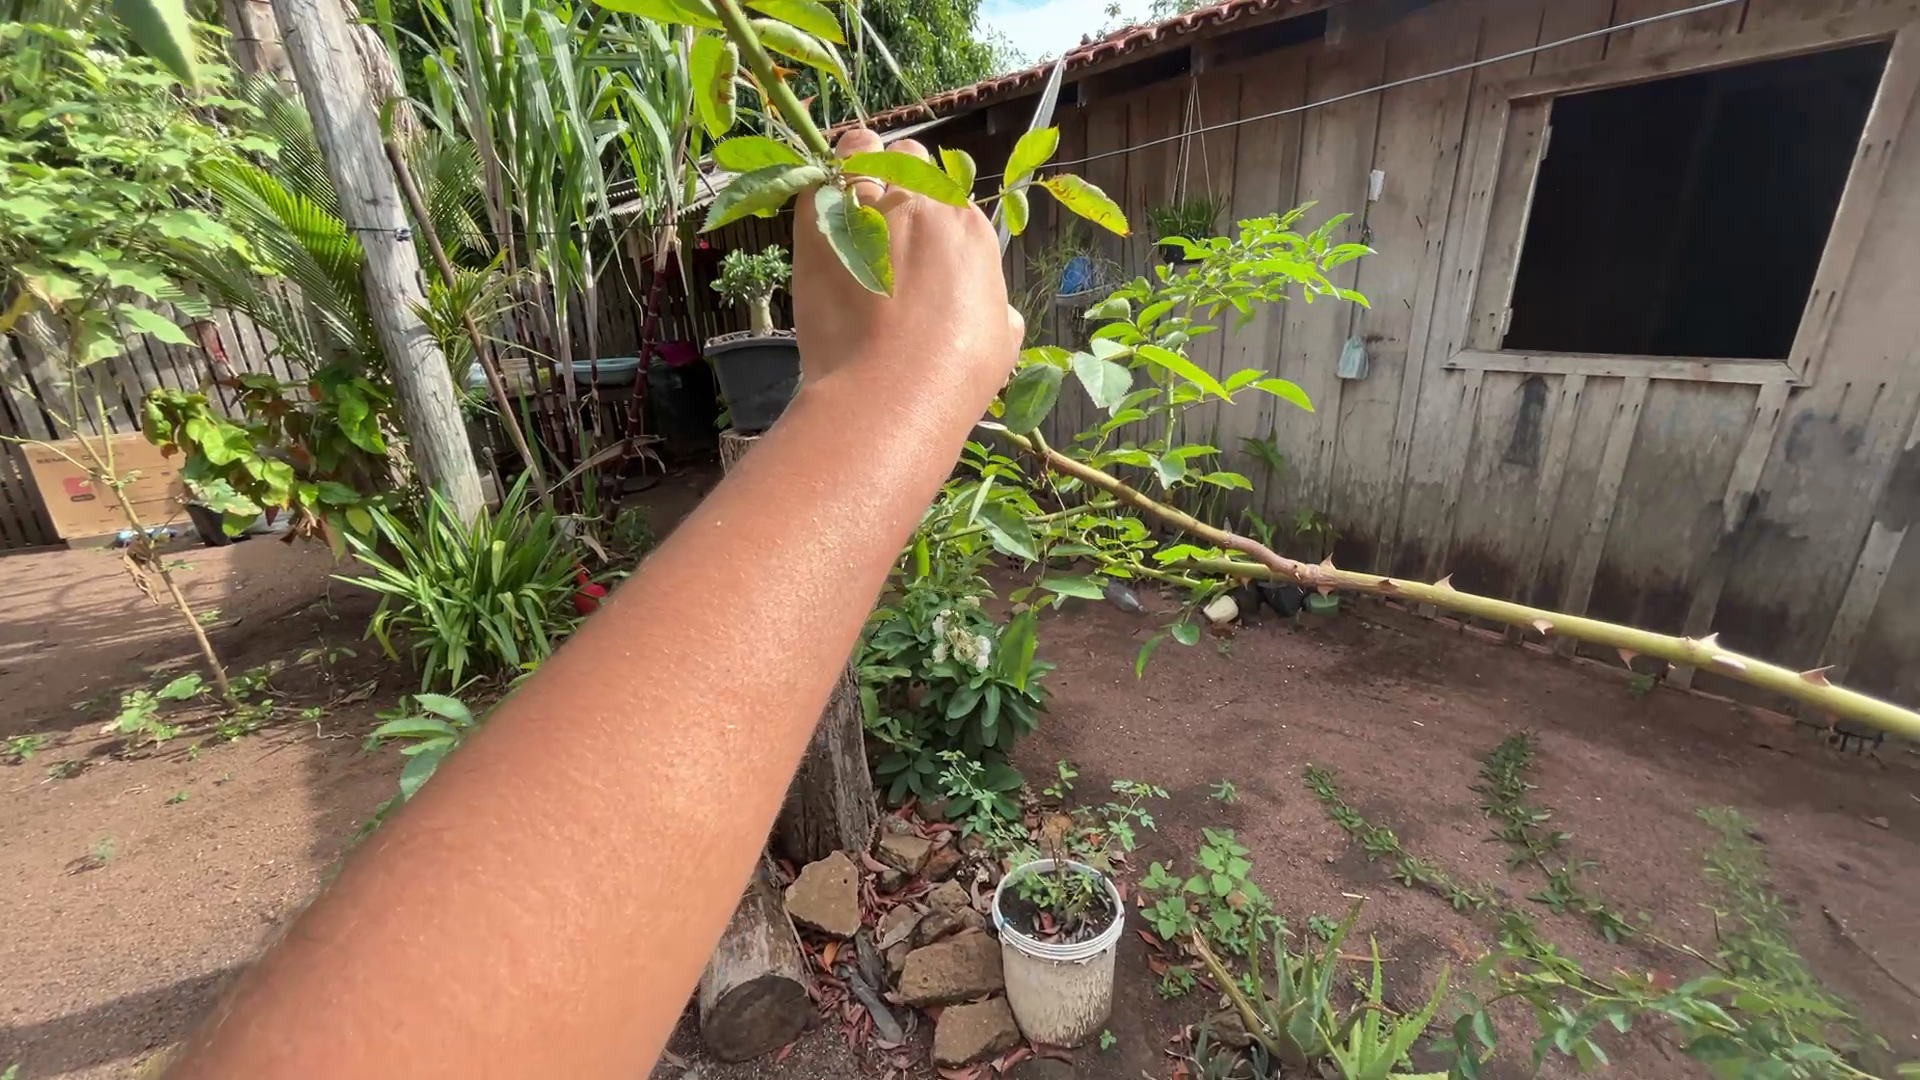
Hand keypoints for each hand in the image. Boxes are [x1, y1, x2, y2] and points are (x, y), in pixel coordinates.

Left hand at [791, 128, 1023, 418]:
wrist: (892, 393)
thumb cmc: (955, 377)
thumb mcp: (1002, 343)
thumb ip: (996, 309)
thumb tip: (993, 307)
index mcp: (970, 230)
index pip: (949, 196)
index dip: (931, 219)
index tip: (917, 247)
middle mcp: (924, 205)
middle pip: (909, 162)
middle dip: (897, 181)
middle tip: (882, 225)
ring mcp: (871, 208)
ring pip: (861, 151)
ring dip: (856, 168)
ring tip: (847, 200)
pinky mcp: (819, 225)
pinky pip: (817, 178)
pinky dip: (818, 188)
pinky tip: (820, 214)